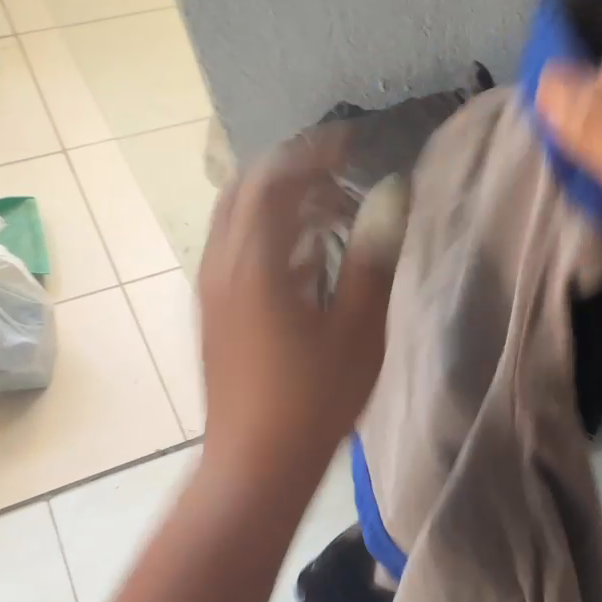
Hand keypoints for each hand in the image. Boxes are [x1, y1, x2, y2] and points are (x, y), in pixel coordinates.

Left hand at [194, 128, 408, 471]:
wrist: (256, 461)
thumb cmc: (314, 400)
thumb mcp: (356, 330)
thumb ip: (371, 258)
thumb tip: (391, 197)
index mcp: (254, 260)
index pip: (276, 177)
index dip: (314, 150)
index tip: (352, 139)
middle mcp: (221, 263)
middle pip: (246, 190)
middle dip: (292, 173)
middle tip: (340, 177)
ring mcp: (211, 289)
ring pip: (237, 220)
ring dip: (278, 205)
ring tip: (327, 215)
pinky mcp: (214, 314)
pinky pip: (234, 249)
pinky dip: (267, 235)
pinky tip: (302, 262)